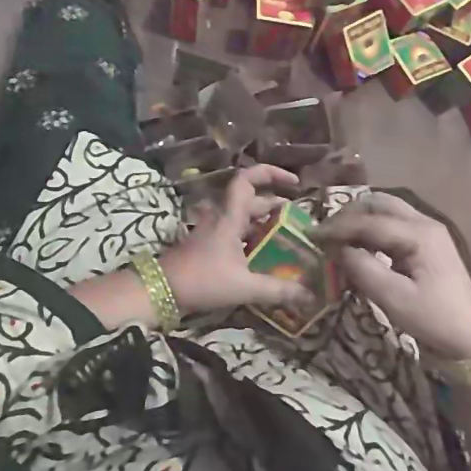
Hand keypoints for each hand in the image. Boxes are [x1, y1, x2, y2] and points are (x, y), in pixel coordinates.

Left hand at [159, 165, 311, 315]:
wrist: (161, 291)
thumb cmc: (201, 281)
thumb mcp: (244, 287)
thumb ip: (277, 290)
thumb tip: (310, 296)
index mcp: (230, 217)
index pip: (248, 179)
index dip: (271, 173)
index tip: (294, 183)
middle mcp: (221, 218)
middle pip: (251, 200)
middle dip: (276, 204)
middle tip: (298, 218)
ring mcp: (213, 231)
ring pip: (243, 217)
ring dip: (264, 221)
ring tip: (286, 235)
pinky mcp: (208, 245)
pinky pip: (235, 232)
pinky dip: (252, 236)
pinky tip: (264, 254)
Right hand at [313, 193, 470, 359]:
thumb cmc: (433, 319)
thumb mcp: (392, 297)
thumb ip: (361, 268)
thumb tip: (334, 248)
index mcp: (419, 234)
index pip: (368, 220)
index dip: (337, 227)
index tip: (310, 236)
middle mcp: (424, 223)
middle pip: (378, 203)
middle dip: (348, 215)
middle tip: (325, 235)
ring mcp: (428, 231)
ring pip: (386, 210)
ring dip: (359, 220)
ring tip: (337, 240)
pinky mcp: (427, 242)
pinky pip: (393, 224)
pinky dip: (371, 229)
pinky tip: (359, 247)